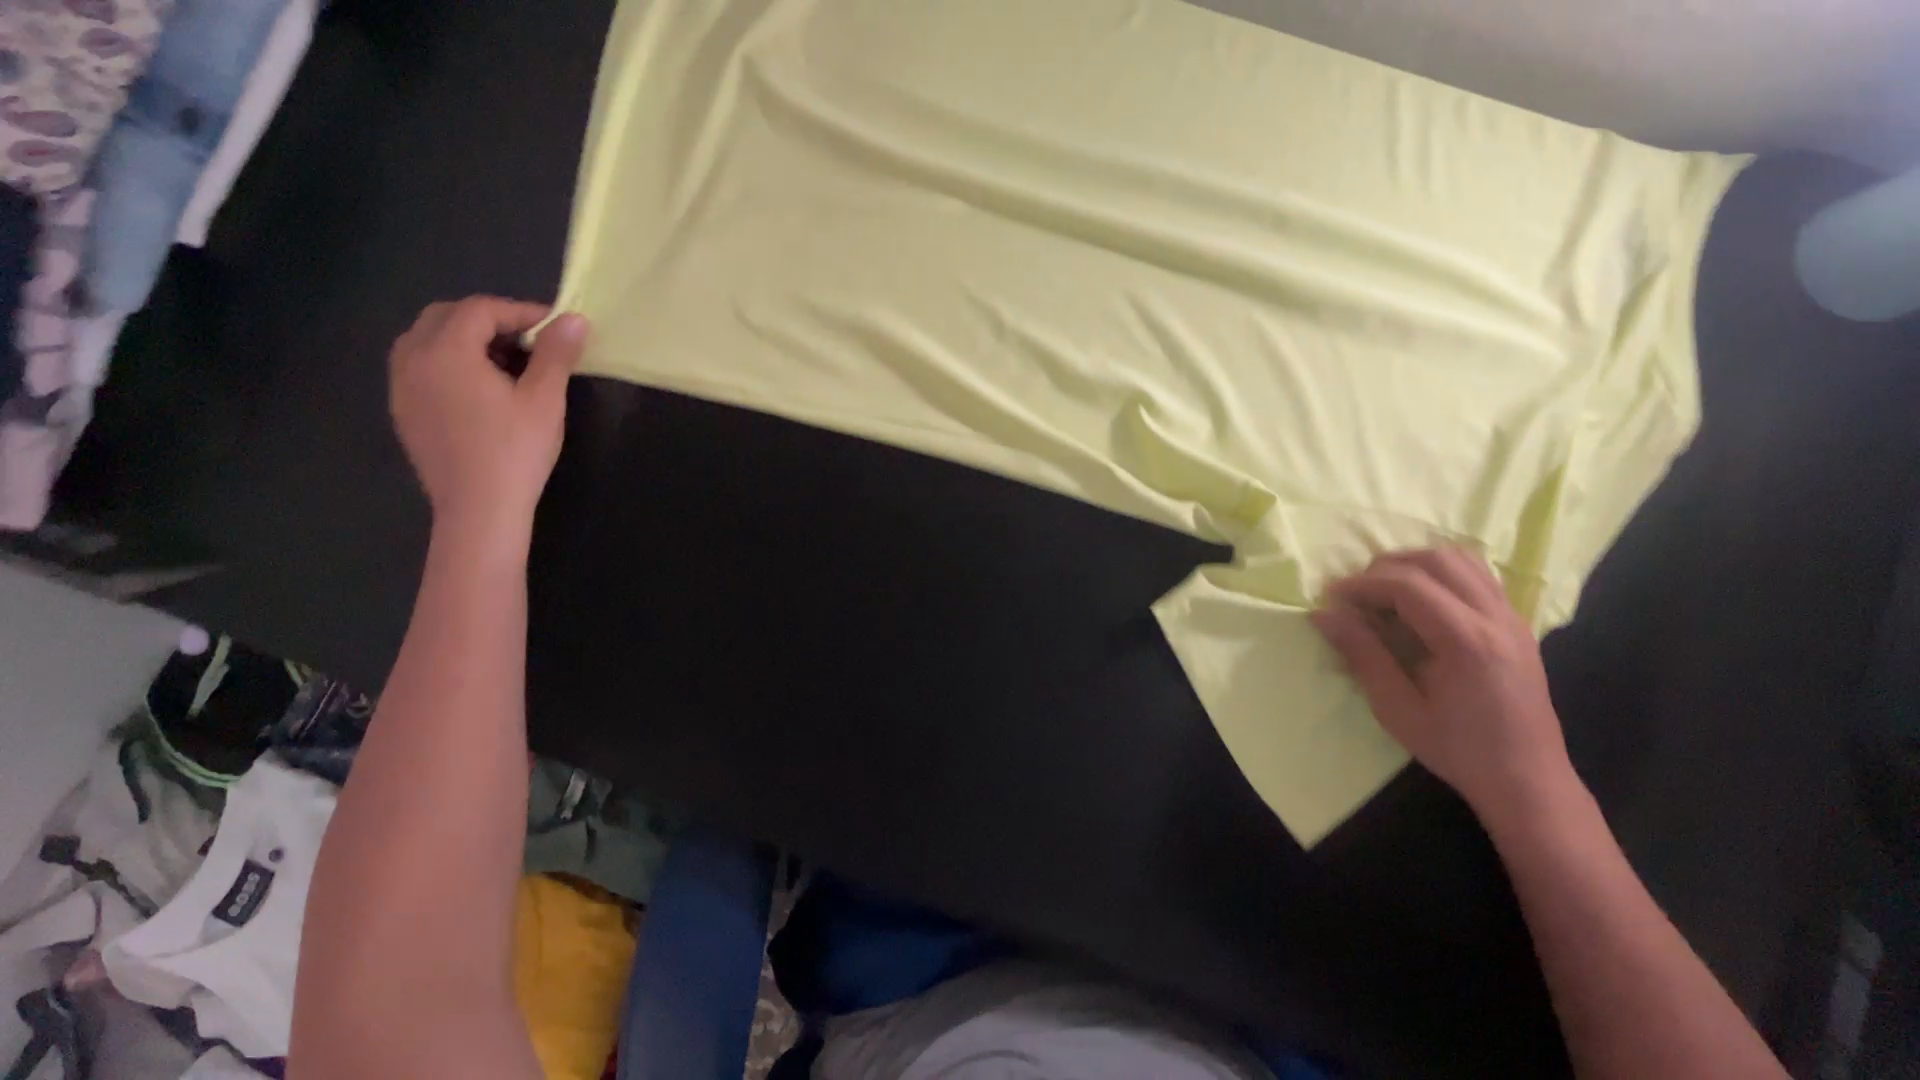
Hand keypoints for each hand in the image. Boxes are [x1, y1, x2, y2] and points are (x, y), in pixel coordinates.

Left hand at [388, 297, 587, 559]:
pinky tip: (478, 390)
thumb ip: (556, 353)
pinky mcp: (404, 412)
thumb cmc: (515, 452)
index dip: (520, 311)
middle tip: (527, 342)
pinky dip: (447, 363)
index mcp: (446, 351)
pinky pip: (419, 368)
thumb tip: (573, 319)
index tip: (553, 328)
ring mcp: (402, 387)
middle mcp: (413, 360)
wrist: (479, 510)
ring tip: (502, 363)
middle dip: (487, 320)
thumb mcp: (544, 399)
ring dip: (464, 339)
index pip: (480, 309)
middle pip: (446, 317)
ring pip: (427, 340)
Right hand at [1310, 547, 1578, 820]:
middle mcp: (1495, 617)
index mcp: (1467, 641)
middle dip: (1387, 567)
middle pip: (1436, 560)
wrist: (1527, 780)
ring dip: (1416, 563)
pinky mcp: (1516, 624)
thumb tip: (1323, 614)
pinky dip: (1442, 573)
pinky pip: (1478, 575)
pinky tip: (1421, 600)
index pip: (1408, 585)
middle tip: (1356, 593)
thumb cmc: (1458, 750)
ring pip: (1462, 559)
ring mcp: (1512, 617)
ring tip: (1385, 590)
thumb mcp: (1398, 709)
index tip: (1331, 597)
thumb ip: (1362, 655)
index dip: (1363, 584)